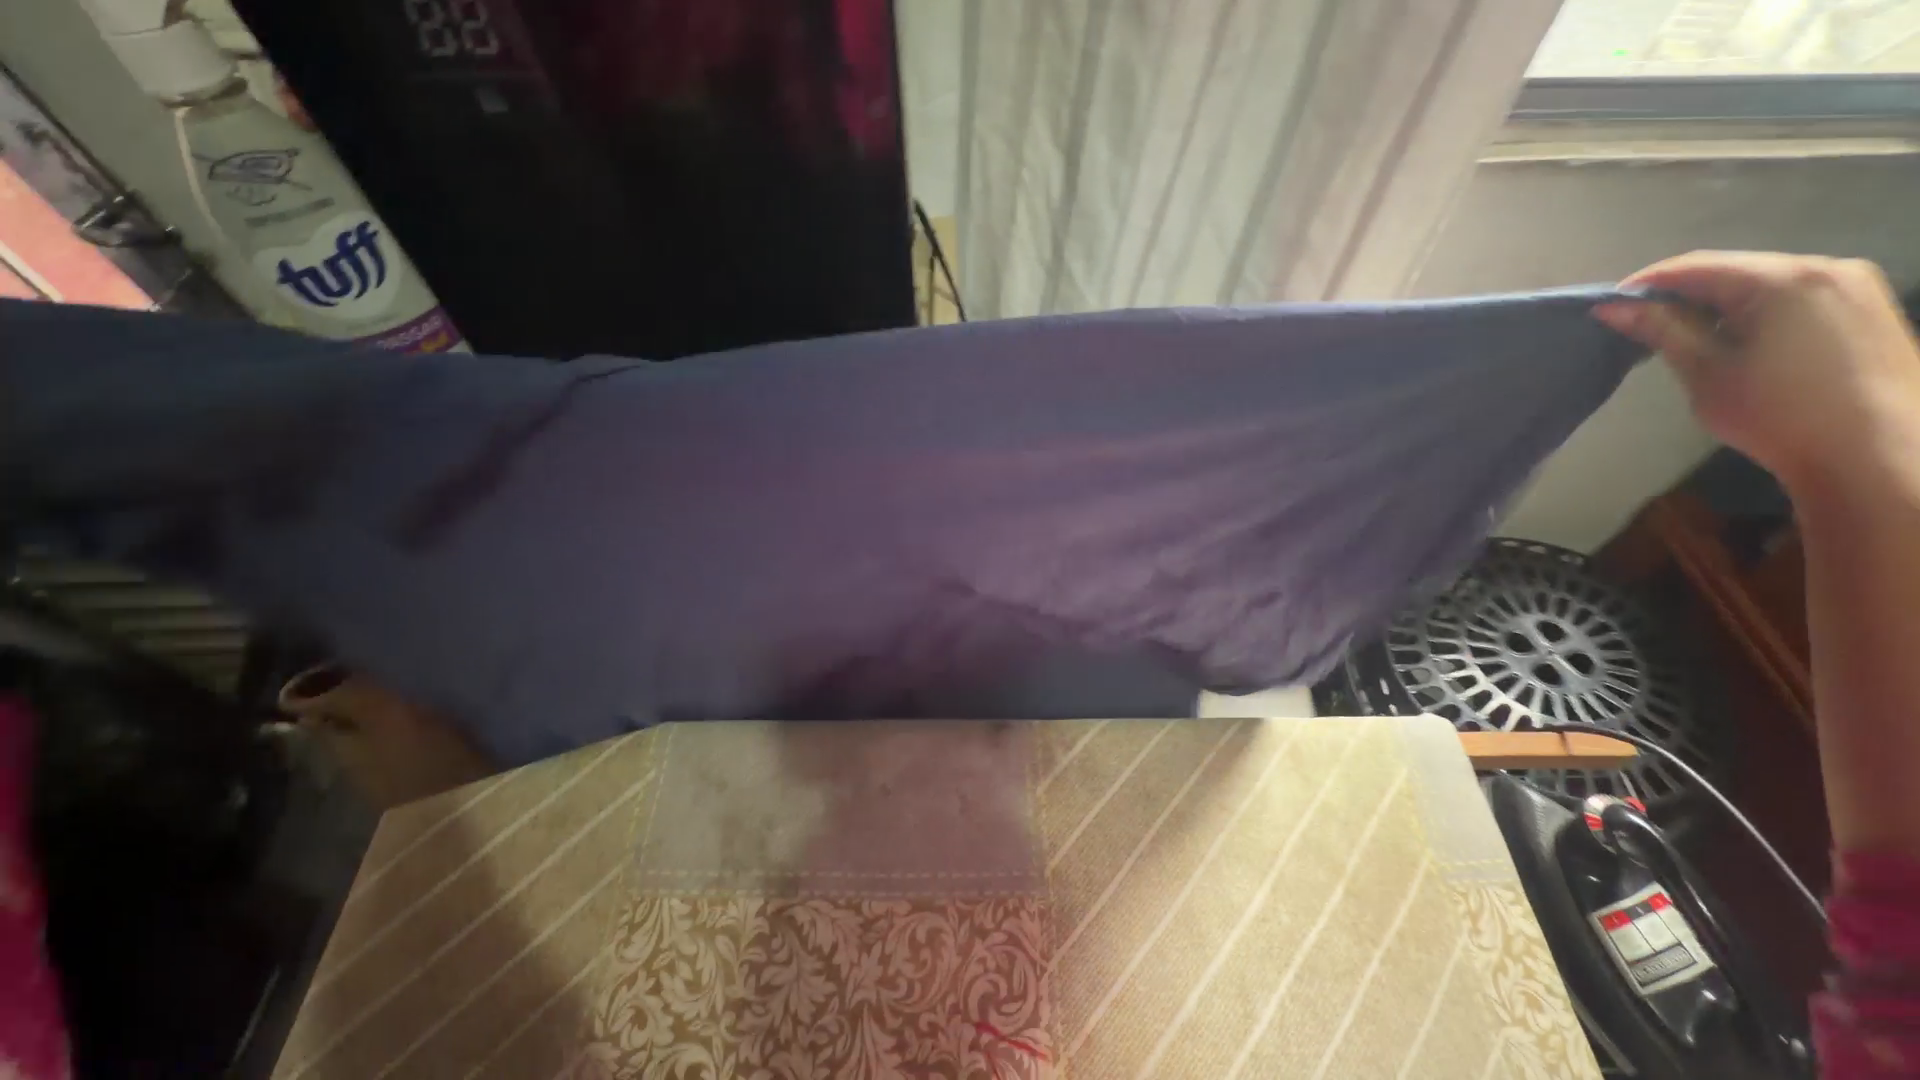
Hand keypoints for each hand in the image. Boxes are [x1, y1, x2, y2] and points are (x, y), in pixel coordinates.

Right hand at [1593, 251, 1919, 500]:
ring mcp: (1855, 286)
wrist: (1876, 455)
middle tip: (1641, 325)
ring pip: (1766, 283)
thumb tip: (1612, 307)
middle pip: (1734, 270)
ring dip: (1719, 303)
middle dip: (1683, 294)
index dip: (1645, 283)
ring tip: (1685, 336)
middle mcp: (1826, 267)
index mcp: (1783, 278)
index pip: (1695, 265)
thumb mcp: (1706, 371)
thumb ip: (1661, 330)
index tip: (1607, 307)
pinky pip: (1796, 296)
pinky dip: (1757, 311)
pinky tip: (1739, 341)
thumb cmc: (1779, 414)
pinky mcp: (1869, 308)